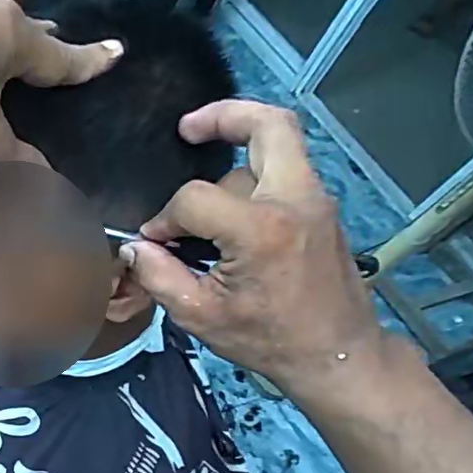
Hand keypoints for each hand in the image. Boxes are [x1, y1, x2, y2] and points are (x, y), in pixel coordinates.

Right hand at [121, 99, 389, 391]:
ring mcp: (315, 201)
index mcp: (261, 229)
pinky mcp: (322, 211)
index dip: (163, 219)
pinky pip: (287, 171)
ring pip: (277, 146)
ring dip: (236, 158)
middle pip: (268, 125)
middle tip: (187, 128)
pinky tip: (231, 204)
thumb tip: (134, 247)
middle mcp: (294, 199)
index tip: (153, 243)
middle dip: (225, 115)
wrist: (338, 357)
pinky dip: (256, 171)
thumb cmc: (269, 341)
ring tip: (203, 196)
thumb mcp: (201, 316)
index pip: (194, 199)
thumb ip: (160, 276)